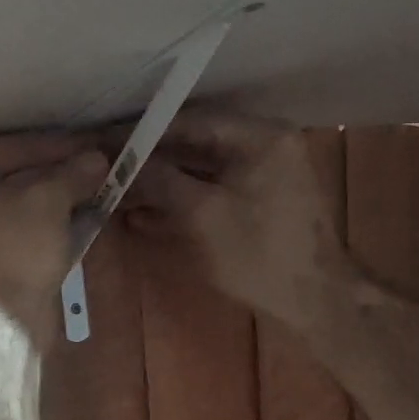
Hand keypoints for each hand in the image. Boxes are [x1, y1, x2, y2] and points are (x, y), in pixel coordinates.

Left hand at [0, 134, 107, 343]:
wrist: (4, 322)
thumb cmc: (18, 251)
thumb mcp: (49, 202)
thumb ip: (71, 174)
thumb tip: (94, 158)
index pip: (1, 151)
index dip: (45, 147)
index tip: (80, 149)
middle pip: (4, 183)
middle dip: (49, 177)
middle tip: (83, 174)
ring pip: (9, 214)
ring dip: (47, 206)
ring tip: (83, 201)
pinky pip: (10, 241)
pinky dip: (38, 232)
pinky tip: (69, 230)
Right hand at [121, 108, 353, 320]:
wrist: (313, 299)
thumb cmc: (259, 254)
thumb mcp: (203, 215)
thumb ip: (161, 182)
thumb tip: (122, 165)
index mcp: (261, 136)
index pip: (192, 121)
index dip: (145, 133)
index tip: (105, 143)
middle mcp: (264, 146)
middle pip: (195, 145)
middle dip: (149, 161)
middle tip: (106, 171)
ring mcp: (262, 176)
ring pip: (200, 172)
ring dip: (159, 185)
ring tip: (116, 196)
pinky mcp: (257, 205)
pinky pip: (211, 193)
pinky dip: (179, 203)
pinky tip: (142, 218)